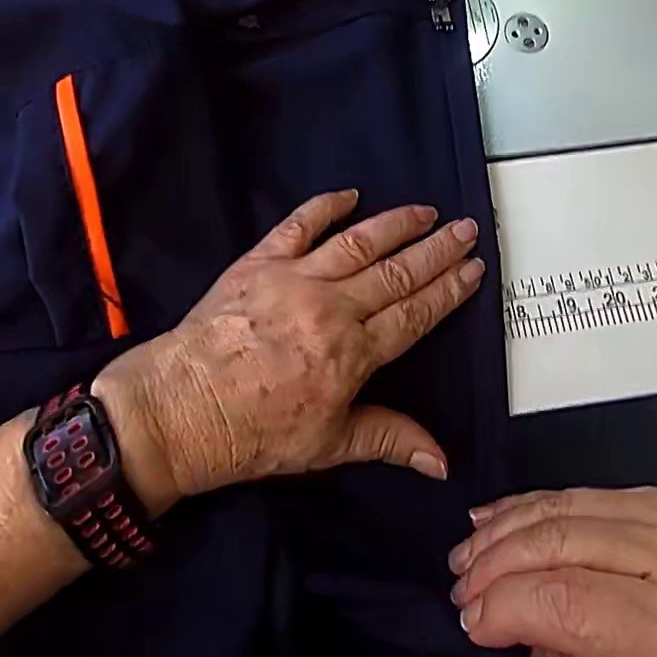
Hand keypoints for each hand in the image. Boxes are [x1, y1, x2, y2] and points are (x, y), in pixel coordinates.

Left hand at [96, 189, 484, 512]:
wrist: (184, 405)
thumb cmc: (253, 431)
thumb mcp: (327, 445)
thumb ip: (388, 439)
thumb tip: (443, 461)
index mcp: (353, 353)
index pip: (414, 314)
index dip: (447, 291)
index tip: (472, 269)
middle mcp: (331, 307)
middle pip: (395, 273)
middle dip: (435, 250)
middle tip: (465, 229)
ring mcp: (293, 279)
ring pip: (357, 243)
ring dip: (395, 225)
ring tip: (424, 211)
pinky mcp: (257, 262)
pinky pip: (298, 225)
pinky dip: (325, 206)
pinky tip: (349, 195)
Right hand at [449, 488, 656, 656]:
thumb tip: (497, 624)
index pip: (567, 604)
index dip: (503, 609)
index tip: (469, 623)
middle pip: (555, 546)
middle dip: (493, 567)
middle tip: (461, 591)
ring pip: (556, 510)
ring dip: (500, 531)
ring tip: (467, 558)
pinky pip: (572, 493)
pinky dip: (525, 507)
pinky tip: (495, 521)